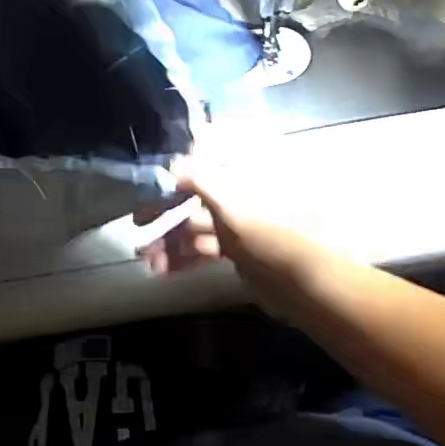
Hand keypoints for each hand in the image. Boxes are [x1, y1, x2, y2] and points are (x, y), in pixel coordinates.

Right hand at [135, 169, 334, 317]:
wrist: (306, 285)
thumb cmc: (272, 236)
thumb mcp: (233, 204)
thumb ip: (201, 178)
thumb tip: (174, 160)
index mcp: (244, 174)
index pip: (204, 162)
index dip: (175, 170)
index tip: (148, 184)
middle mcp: (241, 195)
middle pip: (196, 196)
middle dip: (166, 211)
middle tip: (137, 224)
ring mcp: (240, 225)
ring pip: (198, 226)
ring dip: (171, 240)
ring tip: (146, 258)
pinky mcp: (239, 253)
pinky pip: (205, 249)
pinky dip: (185, 257)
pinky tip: (163, 270)